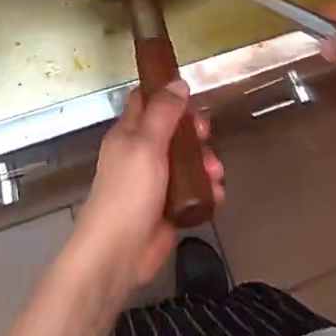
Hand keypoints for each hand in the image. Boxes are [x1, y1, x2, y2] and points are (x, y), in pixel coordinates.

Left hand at [73, 84, 223, 289]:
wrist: (120, 252)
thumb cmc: (128, 192)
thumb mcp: (146, 144)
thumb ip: (163, 112)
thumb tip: (178, 83)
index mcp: (128, 133)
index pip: (145, 101)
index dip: (166, 93)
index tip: (190, 93)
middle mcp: (140, 153)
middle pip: (172, 130)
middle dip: (194, 131)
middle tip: (206, 135)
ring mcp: (155, 181)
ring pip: (187, 160)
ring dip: (206, 162)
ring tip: (215, 173)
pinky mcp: (169, 207)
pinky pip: (193, 189)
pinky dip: (207, 189)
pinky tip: (216, 194)